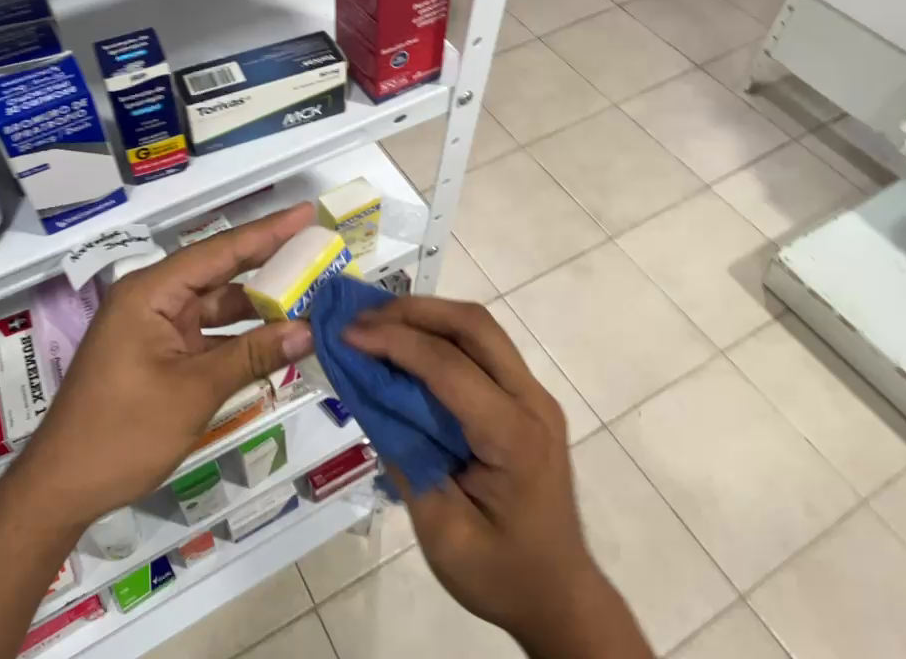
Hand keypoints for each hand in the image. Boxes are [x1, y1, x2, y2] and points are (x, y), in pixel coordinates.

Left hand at [13, 204, 316, 527]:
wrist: (65, 486)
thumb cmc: (124, 431)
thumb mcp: (195, 390)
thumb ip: (253, 355)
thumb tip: (309, 330)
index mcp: (150, 292)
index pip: (218, 251)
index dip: (266, 232)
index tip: (306, 213)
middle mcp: (152, 300)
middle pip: (219, 274)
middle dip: (269, 265)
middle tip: (318, 249)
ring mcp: (155, 329)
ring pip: (217, 307)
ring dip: (259, 307)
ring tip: (311, 294)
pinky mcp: (159, 356)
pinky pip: (208, 336)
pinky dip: (241, 338)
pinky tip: (278, 338)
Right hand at [343, 296, 644, 656]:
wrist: (559, 595)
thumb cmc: (500, 573)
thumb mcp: (441, 530)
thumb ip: (406, 458)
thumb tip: (367, 397)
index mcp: (514, 435)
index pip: (449, 366)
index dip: (395, 342)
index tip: (346, 334)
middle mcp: (532, 401)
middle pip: (474, 326)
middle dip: (413, 311)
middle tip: (359, 316)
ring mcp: (534, 397)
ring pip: (480, 329)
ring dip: (427, 317)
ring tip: (375, 323)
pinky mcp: (526, 402)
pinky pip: (483, 350)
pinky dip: (441, 336)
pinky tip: (406, 346)